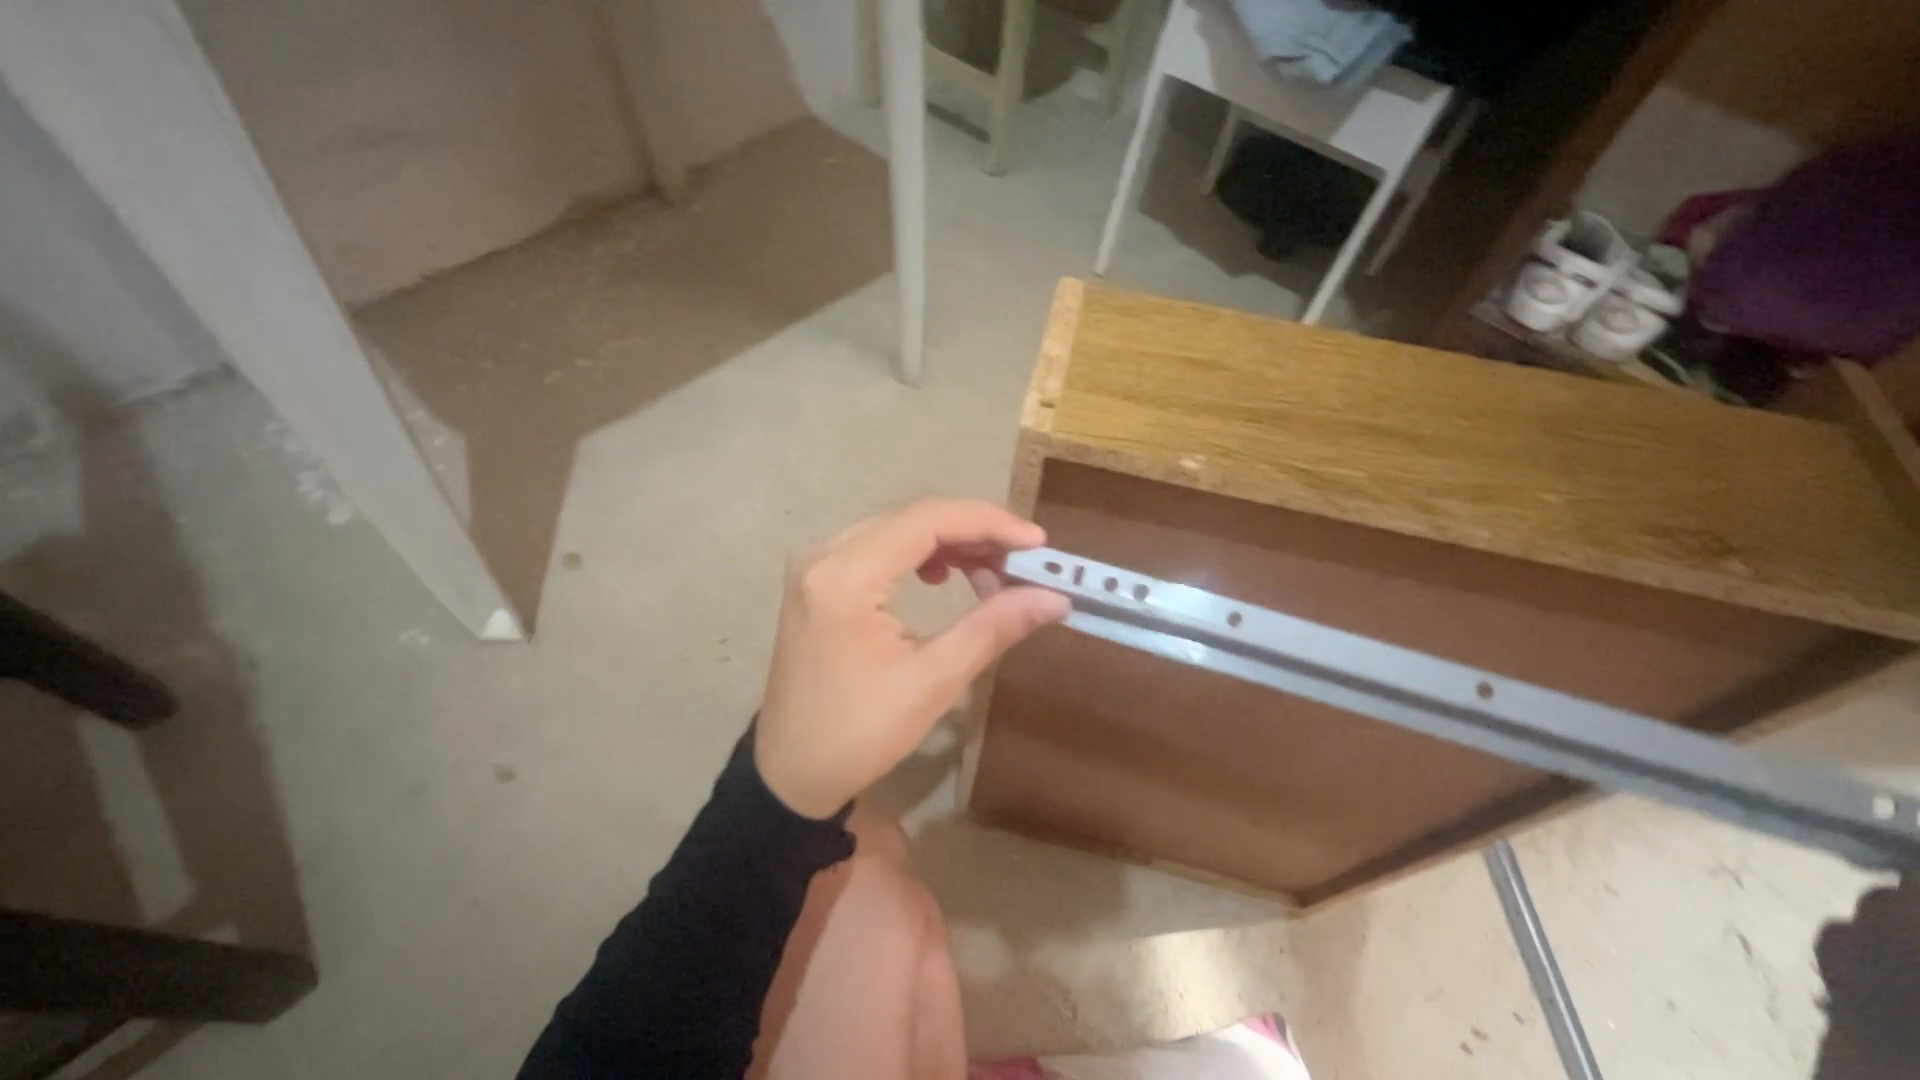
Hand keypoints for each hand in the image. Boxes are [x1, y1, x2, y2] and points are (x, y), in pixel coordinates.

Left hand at [754, 499, 1070, 818]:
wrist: (792, 772)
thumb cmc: (858, 734)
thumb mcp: (932, 682)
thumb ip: (992, 628)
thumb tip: (1054, 597)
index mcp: (844, 577)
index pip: (925, 521)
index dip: (988, 523)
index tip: (1037, 543)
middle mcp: (823, 555)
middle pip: (911, 518)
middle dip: (973, 533)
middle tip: (1022, 563)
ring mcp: (816, 566)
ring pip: (896, 529)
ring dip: (949, 543)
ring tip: (992, 576)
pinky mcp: (818, 581)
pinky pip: (878, 548)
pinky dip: (919, 555)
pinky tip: (944, 578)